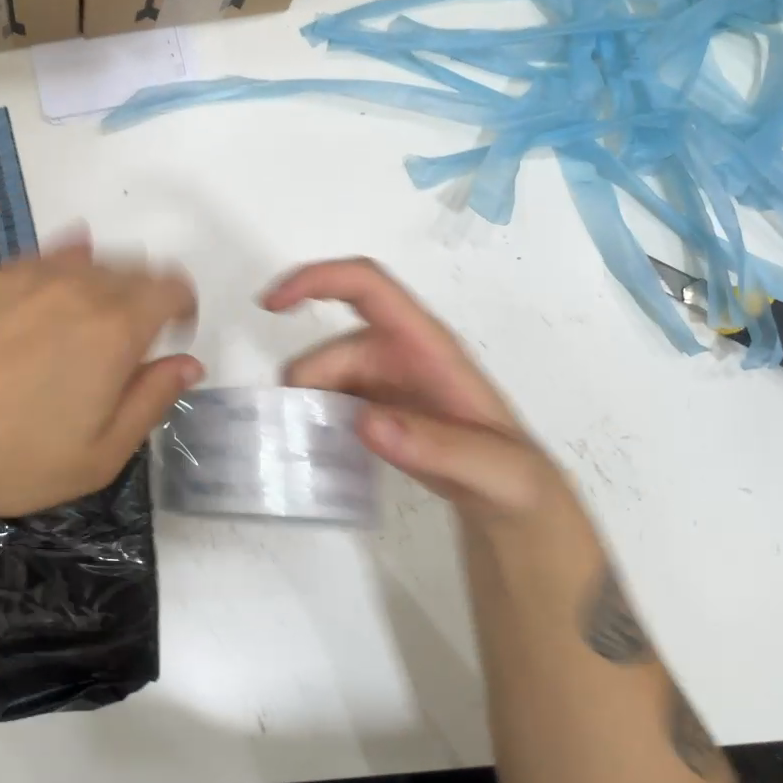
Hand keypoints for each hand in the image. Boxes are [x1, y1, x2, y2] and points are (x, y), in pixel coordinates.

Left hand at [0, 240, 200, 526]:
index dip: (182, 305)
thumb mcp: (99, 456)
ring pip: (84, 258)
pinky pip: (37, 259)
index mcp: (114, 327)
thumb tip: (187, 363)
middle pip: (130, 266)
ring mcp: (24, 275)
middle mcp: (75, 285)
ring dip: (100, 281)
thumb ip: (151, 401)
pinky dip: (55, 271)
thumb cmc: (10, 459)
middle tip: (130, 335)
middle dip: (143, 293)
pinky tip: (42, 299)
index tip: (173, 331)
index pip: (170, 287)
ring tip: (86, 320)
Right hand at [266, 258, 559, 520]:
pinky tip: (326, 449)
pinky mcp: (366, 403)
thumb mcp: (493, 470)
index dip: (316, 280)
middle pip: (327, 349)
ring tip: (328, 449)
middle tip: (314, 436)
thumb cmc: (510, 476)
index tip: (271, 306)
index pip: (366, 285)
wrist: (512, 502)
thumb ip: (437, 447)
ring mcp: (378, 378)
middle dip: (309, 386)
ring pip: (318, 376)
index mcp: (424, 342)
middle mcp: (394, 350)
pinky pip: (321, 398)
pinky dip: (310, 419)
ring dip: (308, 407)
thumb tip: (364, 421)